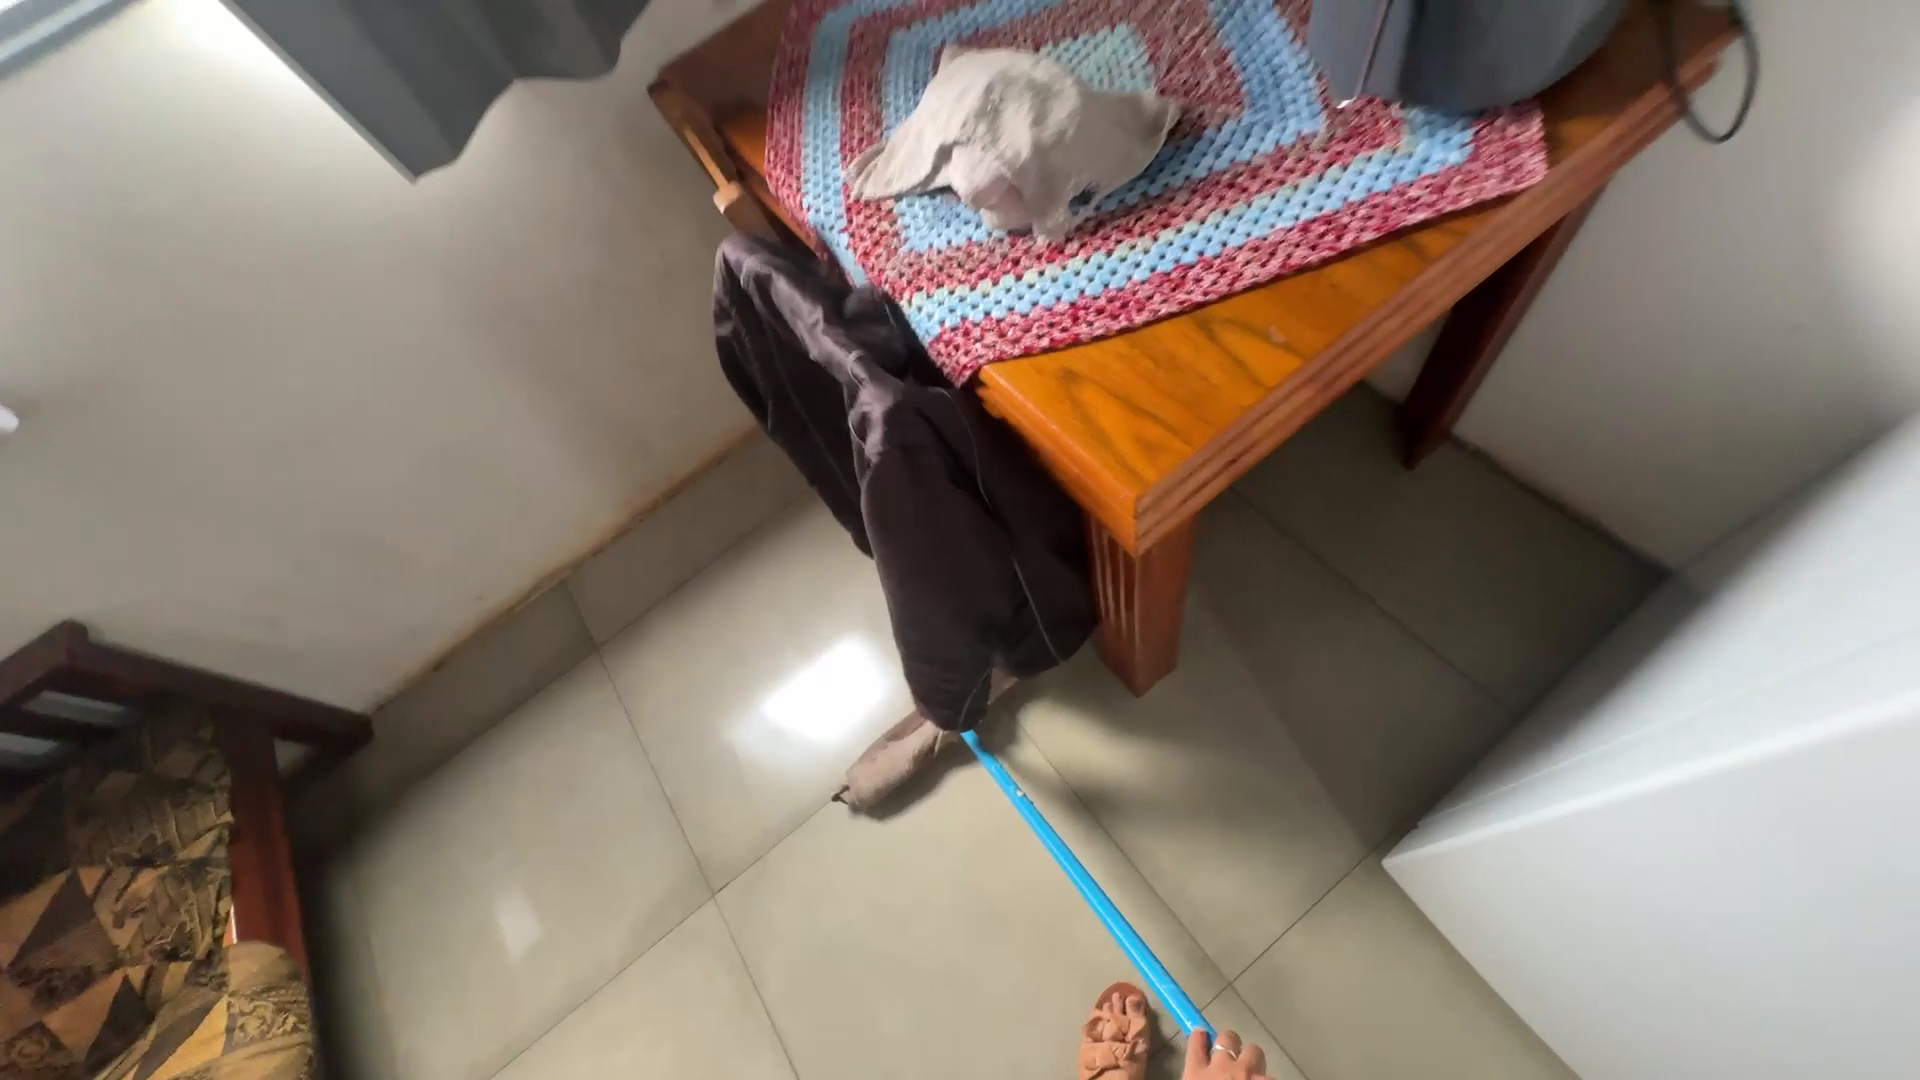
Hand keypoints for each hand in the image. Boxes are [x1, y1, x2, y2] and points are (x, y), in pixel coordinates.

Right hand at [1181, 1028, 1272, 1079]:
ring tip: (1254, 1073)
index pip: (1196, 1044)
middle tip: (1232, 1057)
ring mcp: (1247, 1074)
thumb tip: (1202, 1071)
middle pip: (1227, 1038)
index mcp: (1197, 1075)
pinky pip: (1271, 1075)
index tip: (1202, 1035)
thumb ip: (1195, 1076)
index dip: (1200, 1037)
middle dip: (1231, 1043)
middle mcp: (1222, 1068)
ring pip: (1254, 1052)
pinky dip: (1267, 1079)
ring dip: (1254, 1062)